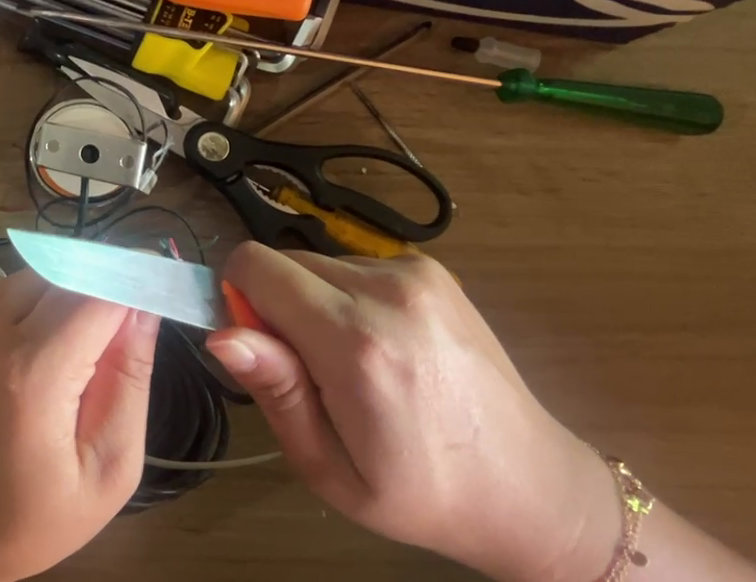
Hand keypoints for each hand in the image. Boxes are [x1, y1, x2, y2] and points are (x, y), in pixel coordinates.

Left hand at [0, 269, 160, 581]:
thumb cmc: (35, 511)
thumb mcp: (109, 466)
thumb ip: (130, 378)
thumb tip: (147, 307)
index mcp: (31, 372)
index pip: (96, 293)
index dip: (138, 279)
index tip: (174, 283)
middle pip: (71, 271)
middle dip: (113, 283)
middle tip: (146, 323)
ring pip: (49, 269)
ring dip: (83, 291)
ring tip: (104, 346)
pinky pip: (26, 282)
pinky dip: (55, 298)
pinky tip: (67, 344)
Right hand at [207, 244, 621, 581]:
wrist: (534, 491)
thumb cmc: (420, 493)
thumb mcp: (330, 469)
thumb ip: (276, 391)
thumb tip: (221, 335)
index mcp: (355, 343)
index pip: (253, 266)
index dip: (239, 300)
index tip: (263, 349)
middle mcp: (386, 291)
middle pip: (282, 261)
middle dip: (277, 304)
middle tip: (310, 369)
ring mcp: (417, 275)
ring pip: (317, 262)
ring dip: (314, 301)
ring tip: (353, 362)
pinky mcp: (433, 271)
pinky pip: (353, 265)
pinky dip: (347, 296)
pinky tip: (382, 345)